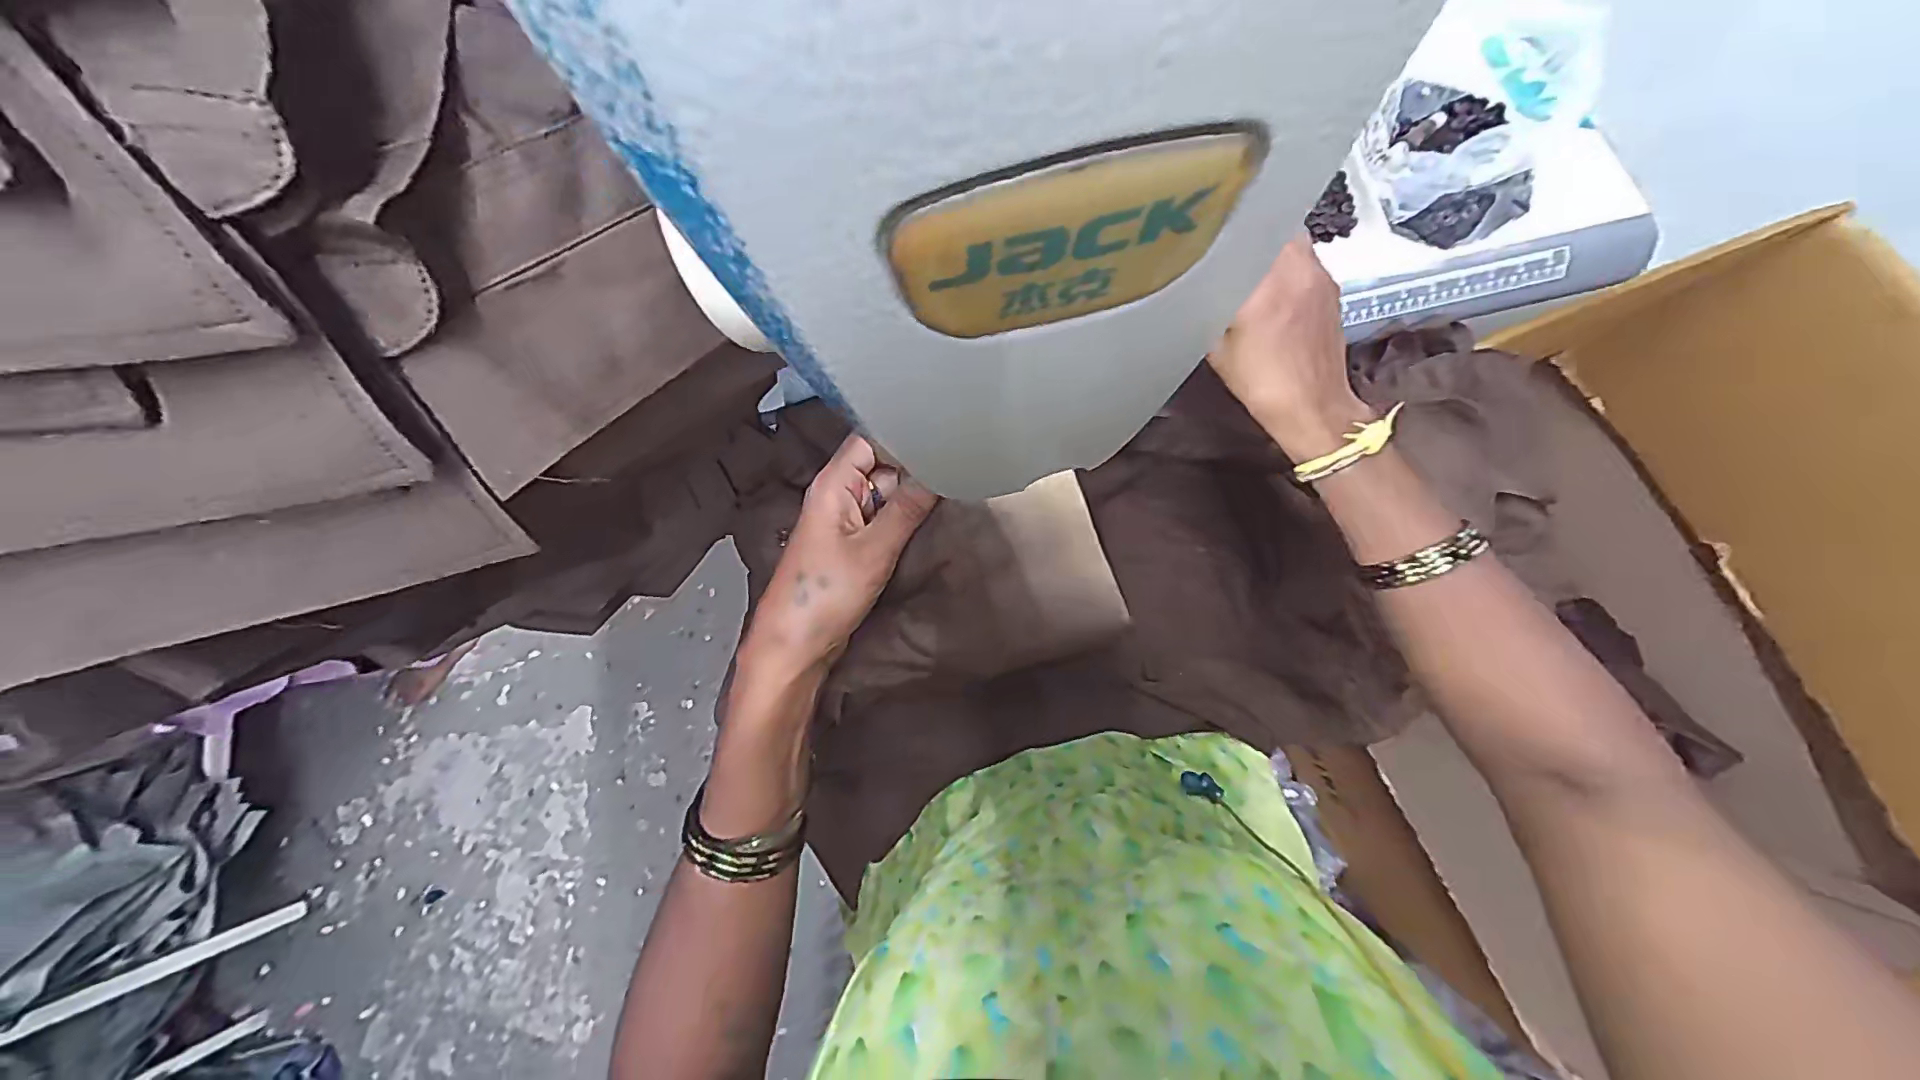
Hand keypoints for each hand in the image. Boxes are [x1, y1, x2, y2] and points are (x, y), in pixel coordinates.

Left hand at [737, 434, 937, 684]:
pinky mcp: (852, 545)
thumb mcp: (874, 550)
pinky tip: (926, 525)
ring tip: (947, 498)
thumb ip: (908, 508)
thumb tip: (938, 468)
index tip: (942, 441)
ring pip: (886, 496)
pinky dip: (903, 523)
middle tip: (954, 474)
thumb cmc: (824, 595)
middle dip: (914, 472)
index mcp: (833, 484)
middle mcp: (838, 495)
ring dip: (911, 500)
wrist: (795, 645)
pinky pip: (883, 521)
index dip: (904, 437)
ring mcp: (845, 521)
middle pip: (883, 467)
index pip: (871, 439)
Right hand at [1208, 233, 1372, 460]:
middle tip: (1219, 235)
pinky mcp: (1330, 285)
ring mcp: (1319, 275)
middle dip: (1245, 227)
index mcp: (1265, 286)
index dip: (1221, 226)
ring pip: (1289, 237)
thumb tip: (1198, 284)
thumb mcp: (1217, 349)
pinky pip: (1302, 256)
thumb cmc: (1261, 384)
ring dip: (1266, 241)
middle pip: (1271, 224)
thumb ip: (1210, 308)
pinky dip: (1283, 258)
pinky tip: (1266, 278)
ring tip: (1241, 254)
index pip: (1242, 234)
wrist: (1314, 406)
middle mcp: (1297, 270)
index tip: (1200, 225)